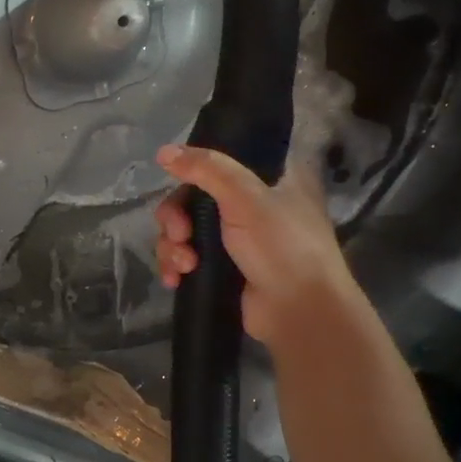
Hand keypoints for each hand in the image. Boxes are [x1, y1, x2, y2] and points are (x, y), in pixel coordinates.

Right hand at [153, 144, 360, 346]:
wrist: (298, 309)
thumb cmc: (282, 247)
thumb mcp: (246, 199)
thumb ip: (207, 170)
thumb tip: (163, 152)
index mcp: (270, 181)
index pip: (219, 165)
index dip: (193, 176)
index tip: (182, 190)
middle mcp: (252, 206)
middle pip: (191, 200)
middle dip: (175, 221)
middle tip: (179, 235)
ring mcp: (236, 239)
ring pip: (183, 231)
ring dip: (172, 247)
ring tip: (183, 266)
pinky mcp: (222, 266)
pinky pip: (184, 257)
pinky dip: (174, 265)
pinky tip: (176, 278)